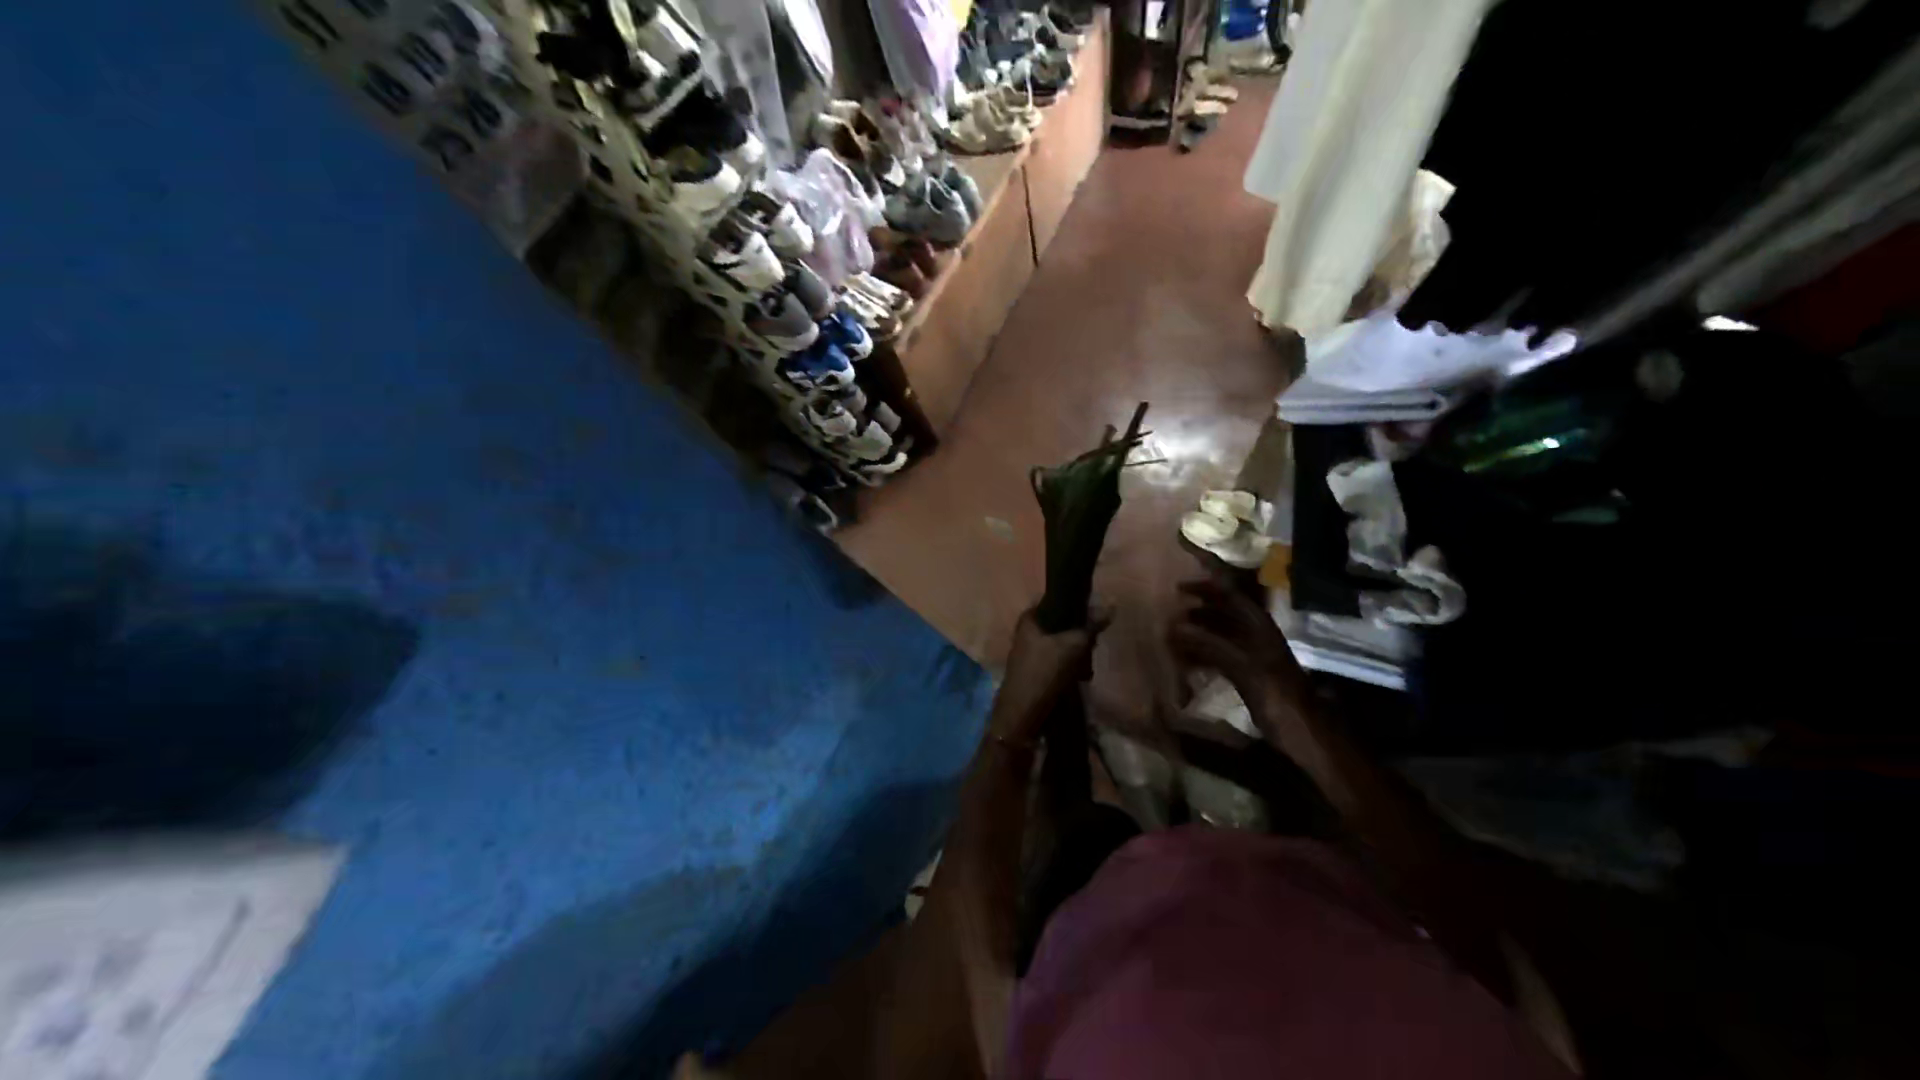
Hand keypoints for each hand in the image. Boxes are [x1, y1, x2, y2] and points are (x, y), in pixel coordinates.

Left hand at [990, 609, 1106, 747]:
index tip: (1092, 617)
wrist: (1022, 715)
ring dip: (1078, 656)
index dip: (1075, 606)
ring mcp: (1031, 653)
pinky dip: (1071, 668)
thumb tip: (1110, 603)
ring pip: (1064, 645)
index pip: (1056, 600)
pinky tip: (1079, 679)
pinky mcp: (1036, 671)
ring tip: (1085, 668)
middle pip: (1063, 625)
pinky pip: (1060, 662)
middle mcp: (1027, 632)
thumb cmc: (1044, 673)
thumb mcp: (1072, 646)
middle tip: (1091, 647)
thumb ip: (1091, 625)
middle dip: (1080, 637)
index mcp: (1029, 618)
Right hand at [1170, 577, 1310, 733]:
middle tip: (1170, 610)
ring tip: (1171, 633)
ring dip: (1198, 632)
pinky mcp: (1248, 674)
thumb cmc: (1275, 693)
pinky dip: (1202, 653)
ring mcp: (1252, 654)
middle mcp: (1256, 634)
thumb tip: (1174, 627)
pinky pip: (1220, 655)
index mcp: (1259, 626)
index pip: (1230, 595)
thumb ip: (1209, 645)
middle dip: (1198, 610)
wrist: (1302, 730)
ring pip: (1221, 634)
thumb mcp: (1242, 667)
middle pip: (1224, 613)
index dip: (1206, 588)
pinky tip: (1185, 659)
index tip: (1179, 588)